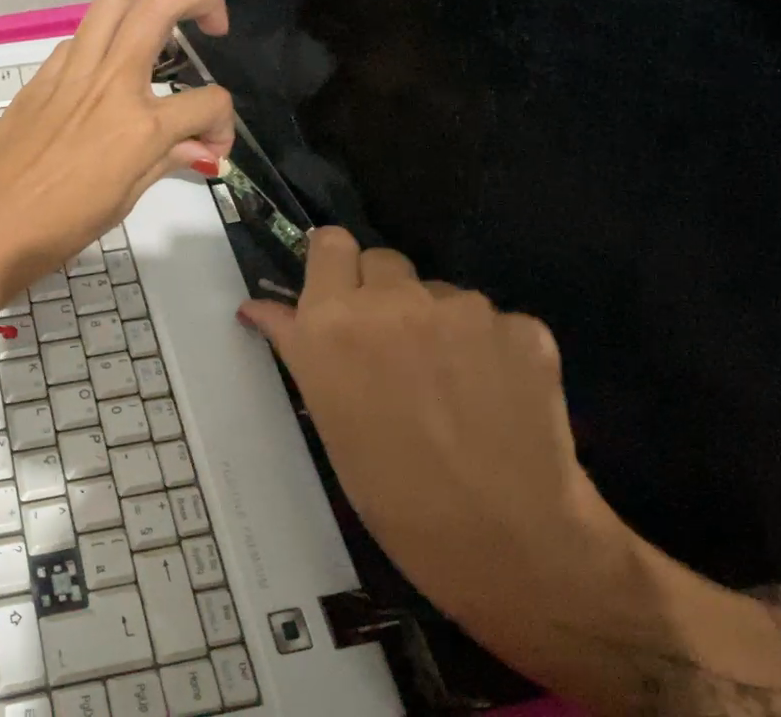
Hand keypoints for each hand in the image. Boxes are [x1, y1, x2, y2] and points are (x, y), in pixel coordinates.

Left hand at [0, 0, 235, 298]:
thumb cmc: (55, 231)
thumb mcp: (121, 203)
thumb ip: (163, 163)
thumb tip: (199, 149)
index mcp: (139, 126)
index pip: (207, 102)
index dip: (224, 125)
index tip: (212, 147)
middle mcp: (109, 85)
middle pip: (161, 5)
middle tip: (214, 23)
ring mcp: (70, 76)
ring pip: (112, 5)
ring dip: (144, 7)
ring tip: (156, 36)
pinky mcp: (38, 80)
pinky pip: (76, 40)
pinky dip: (99, 43)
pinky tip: (102, 74)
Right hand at [238, 228, 634, 624]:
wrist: (502, 538)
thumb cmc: (387, 488)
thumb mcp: (325, 414)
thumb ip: (295, 344)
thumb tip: (258, 307)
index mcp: (330, 321)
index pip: (330, 242)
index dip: (335, 266)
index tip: (340, 296)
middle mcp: (392, 300)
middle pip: (384, 260)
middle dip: (383, 292)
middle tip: (393, 347)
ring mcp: (463, 309)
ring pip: (441, 292)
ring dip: (438, 321)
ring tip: (451, 385)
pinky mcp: (522, 326)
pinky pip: (494, 320)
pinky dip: (491, 347)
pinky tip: (494, 396)